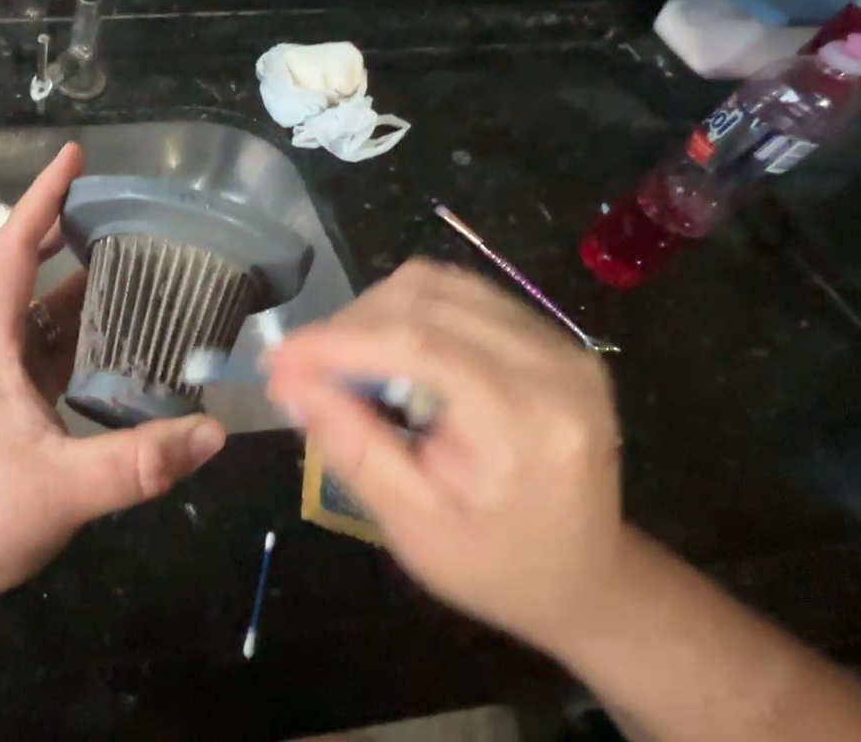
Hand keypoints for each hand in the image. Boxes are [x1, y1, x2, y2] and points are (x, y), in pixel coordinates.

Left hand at [0, 143, 227, 635]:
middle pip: (21, 270)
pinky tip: (116, 333)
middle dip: (61, 229)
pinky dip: (76, 327)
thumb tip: (216, 432)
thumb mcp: (67, 488)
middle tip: (114, 204)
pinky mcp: (3, 401)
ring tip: (130, 258)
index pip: (11, 252)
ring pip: (35, 310)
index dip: (41, 199)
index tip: (73, 156)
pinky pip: (43, 346)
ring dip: (75, 281)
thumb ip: (141, 462)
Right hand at [265, 259, 624, 649]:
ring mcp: (559, 344)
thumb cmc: (494, 564)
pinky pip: (461, 293)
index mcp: (525, 421)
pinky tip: (385, 349)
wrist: (585, 577)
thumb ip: (352, 446)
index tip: (275, 360)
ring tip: (341, 360)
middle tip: (301, 369)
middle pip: (424, 300)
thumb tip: (288, 384)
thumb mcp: (413, 524)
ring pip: (438, 284)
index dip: (334, 341)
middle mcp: (553, 365)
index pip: (416, 343)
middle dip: (346, 326)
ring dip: (372, 312)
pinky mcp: (550, 337)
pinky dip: (405, 309)